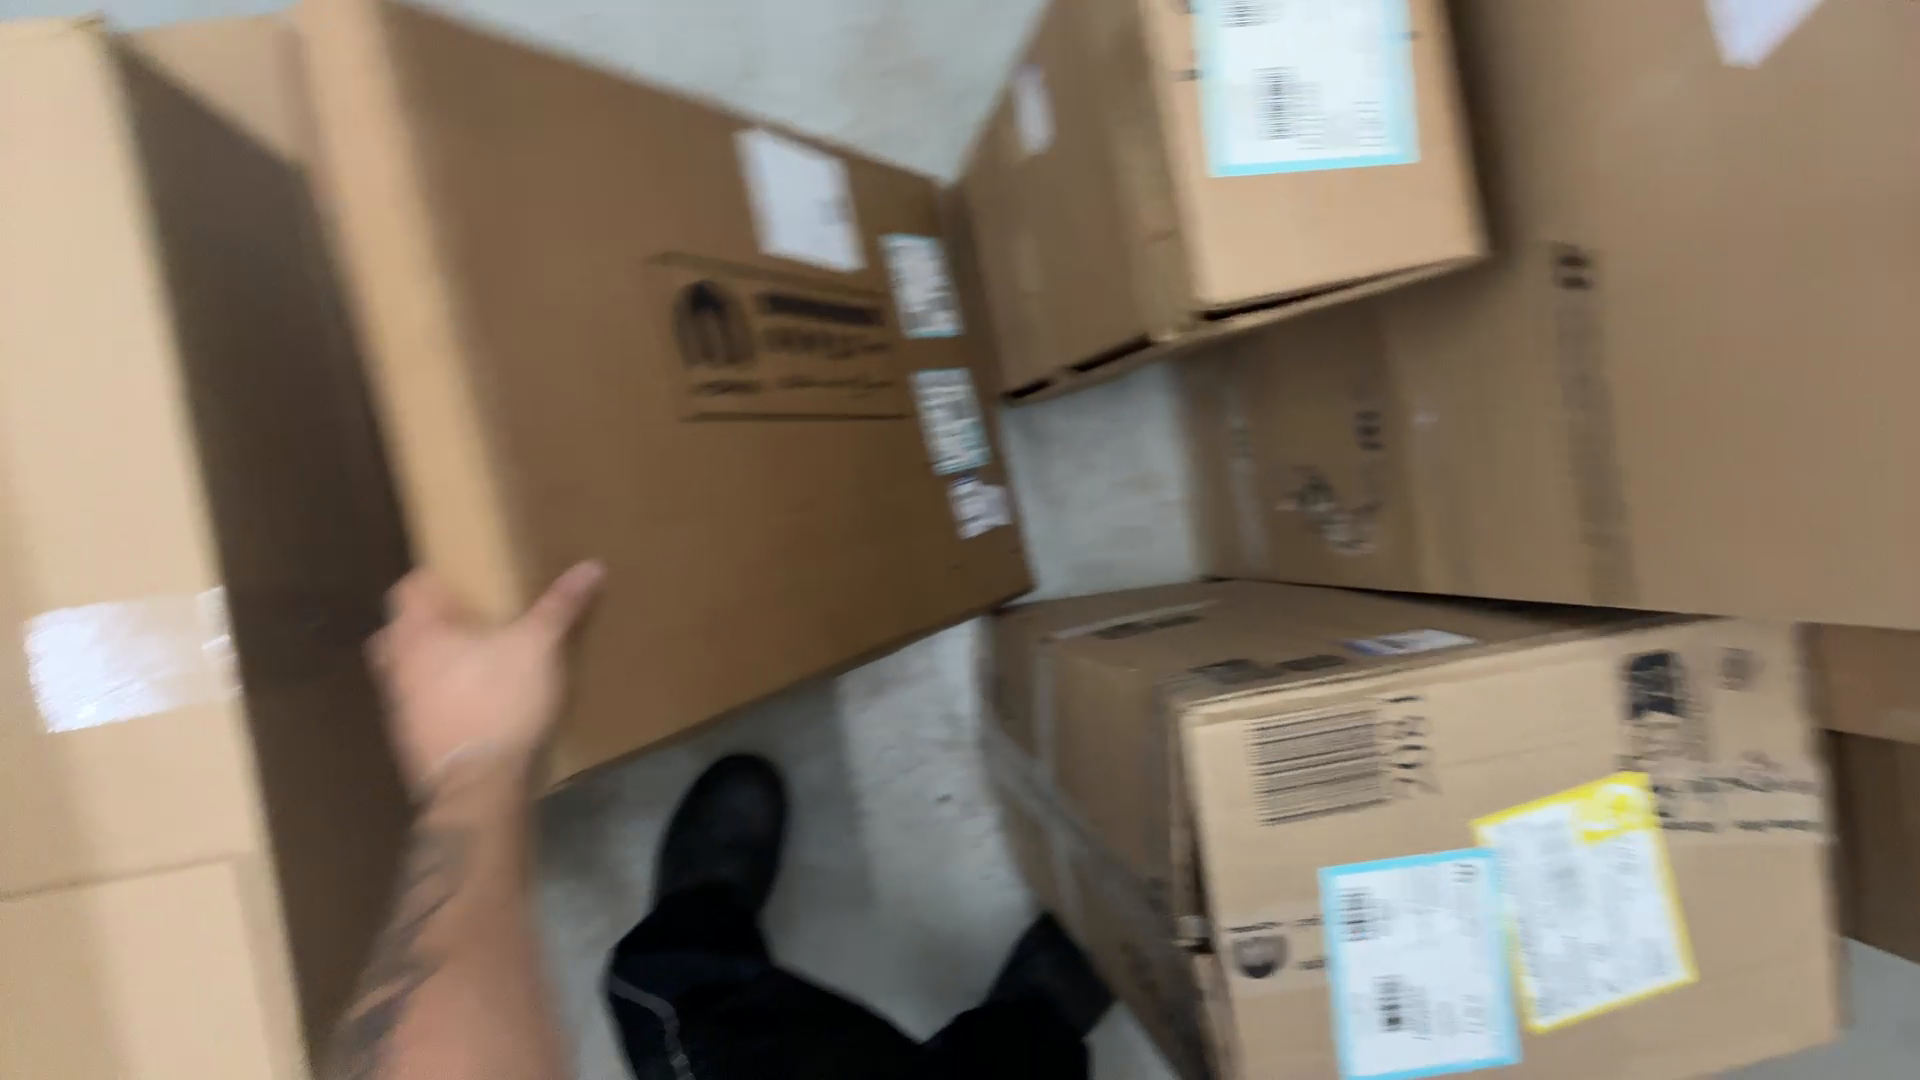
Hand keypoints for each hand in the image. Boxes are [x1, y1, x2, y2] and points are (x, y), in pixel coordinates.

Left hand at [368, 562, 605, 791]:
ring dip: (435, 660)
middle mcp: (399, 664)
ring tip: (479, 658)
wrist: (479, 783)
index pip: (409, 588)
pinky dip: (445, 694)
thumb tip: (591, 565)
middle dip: (431, 621)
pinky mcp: (415, 737)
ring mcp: (401, 705)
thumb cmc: (501, 700)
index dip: (435, 578)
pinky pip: (424, 702)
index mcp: (420, 633)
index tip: (466, 578)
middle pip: (401, 630)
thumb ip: (561, 606)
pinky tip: (479, 700)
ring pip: (410, 668)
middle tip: (470, 618)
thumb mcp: (541, 646)